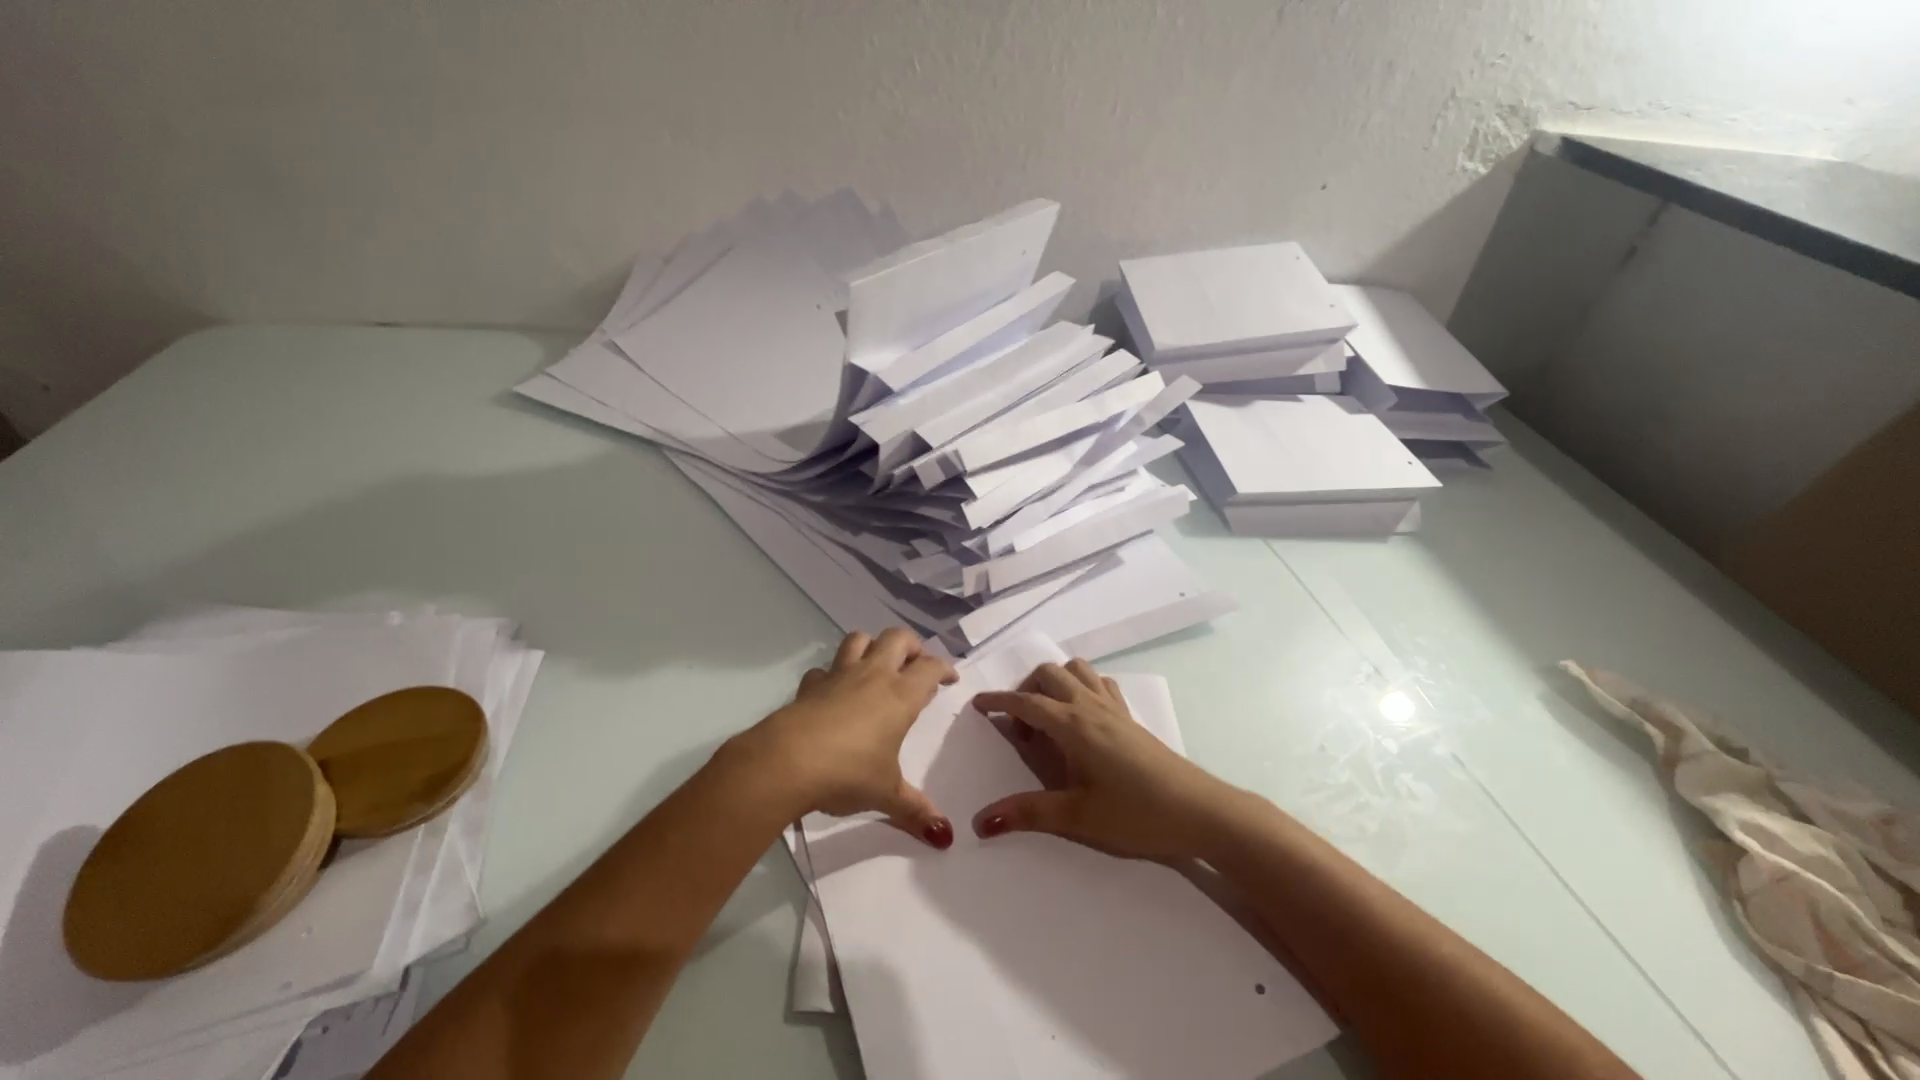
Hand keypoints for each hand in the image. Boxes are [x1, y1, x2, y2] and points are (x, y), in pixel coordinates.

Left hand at [734, 628, 958, 847]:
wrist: (785, 763)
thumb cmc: (847, 773)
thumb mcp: (886, 794)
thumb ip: (915, 810)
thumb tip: (945, 836)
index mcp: (900, 696)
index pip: (930, 667)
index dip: (944, 668)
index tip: (949, 678)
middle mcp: (872, 676)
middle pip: (897, 638)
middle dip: (911, 645)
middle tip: (916, 665)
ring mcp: (837, 677)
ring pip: (859, 639)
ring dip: (872, 645)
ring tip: (878, 665)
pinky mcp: (808, 686)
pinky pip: (824, 669)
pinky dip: (833, 673)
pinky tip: (834, 691)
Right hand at [970, 659, 1235, 860]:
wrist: (1198, 811)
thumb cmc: (1136, 814)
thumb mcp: (1076, 817)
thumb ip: (1027, 813)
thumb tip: (981, 822)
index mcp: (1073, 725)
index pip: (1026, 702)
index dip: (998, 701)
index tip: (977, 705)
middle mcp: (1091, 706)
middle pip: (1049, 674)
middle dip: (1025, 690)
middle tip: (1020, 730)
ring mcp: (1115, 709)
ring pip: (1078, 670)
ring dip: (1055, 683)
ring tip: (1049, 720)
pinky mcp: (1132, 718)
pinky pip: (1100, 684)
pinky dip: (1082, 688)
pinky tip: (1082, 721)